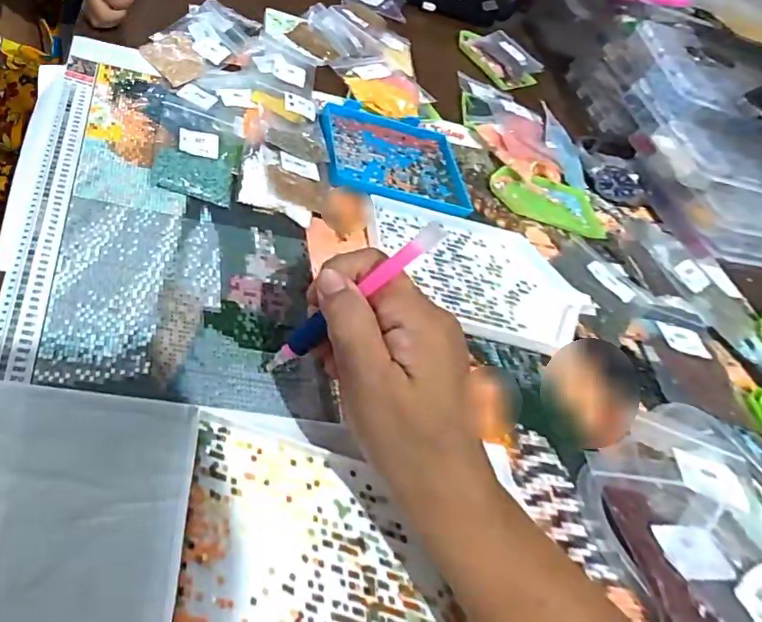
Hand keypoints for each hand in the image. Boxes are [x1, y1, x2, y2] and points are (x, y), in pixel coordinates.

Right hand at [309, 249, 484, 500]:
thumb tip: (329, 275)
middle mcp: (430, 319)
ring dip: (345, 329)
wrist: (447, 497)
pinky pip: (385, 335)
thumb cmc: (403, 437)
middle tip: (318, 346)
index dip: (337, 276)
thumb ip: (348, 319)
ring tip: (331, 366)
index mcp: (420, 317)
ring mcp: (430, 341)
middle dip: (337, 307)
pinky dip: (360, 346)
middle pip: (372, 286)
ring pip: (374, 311)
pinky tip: (349, 375)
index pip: (373, 263)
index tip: (314, 311)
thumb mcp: (365, 375)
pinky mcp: (425, 361)